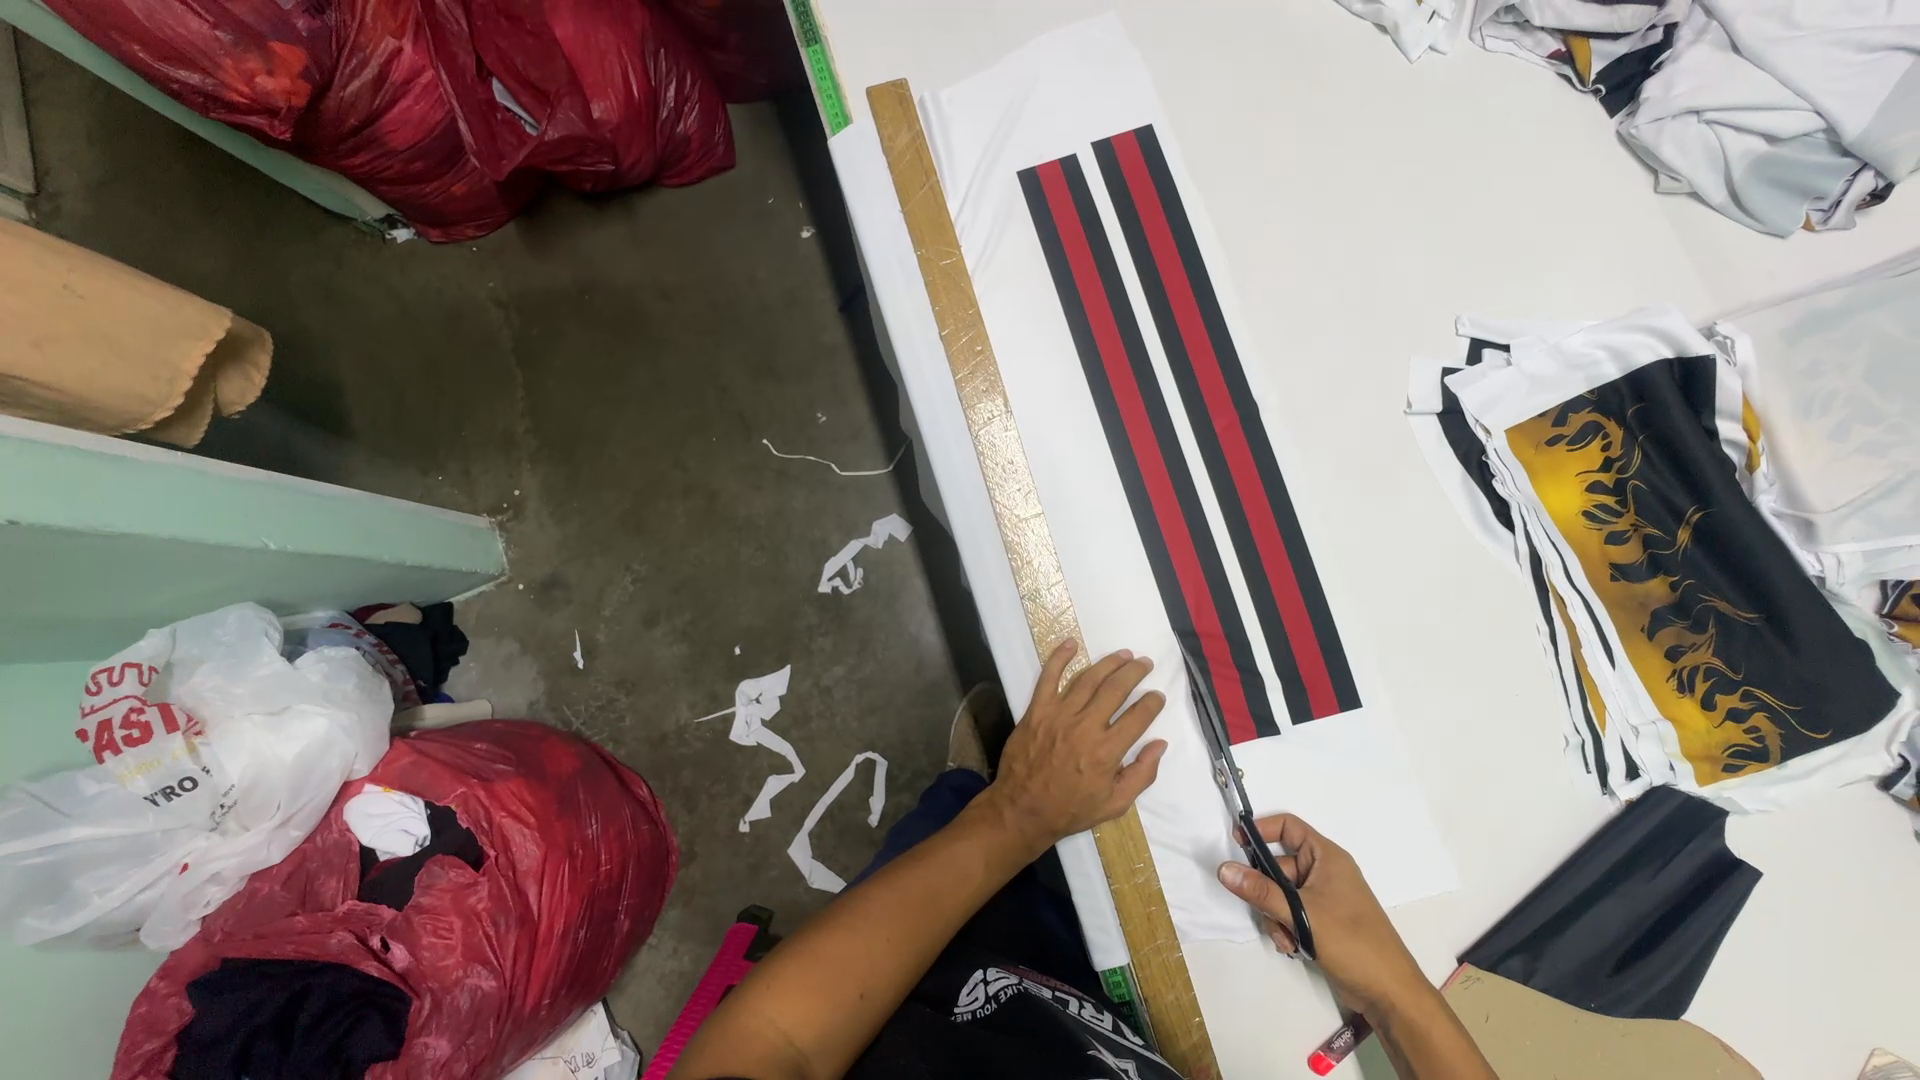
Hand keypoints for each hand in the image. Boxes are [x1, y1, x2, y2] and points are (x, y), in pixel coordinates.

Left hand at [972, 640, 1167, 856]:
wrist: (1023, 809)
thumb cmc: (1070, 809)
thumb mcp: (1115, 804)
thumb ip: (1142, 775)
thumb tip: (1160, 744)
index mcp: (1107, 751)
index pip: (1138, 717)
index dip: (1152, 702)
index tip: (1157, 695)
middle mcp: (1086, 727)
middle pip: (1116, 689)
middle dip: (1135, 672)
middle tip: (1145, 663)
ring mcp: (1059, 715)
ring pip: (1088, 679)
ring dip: (1108, 663)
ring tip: (1123, 654)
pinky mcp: (1037, 710)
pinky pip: (1048, 677)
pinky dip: (1059, 658)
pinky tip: (1071, 643)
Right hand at [1216, 814, 1425, 1017]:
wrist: (1389, 993)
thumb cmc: (1352, 941)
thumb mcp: (1302, 913)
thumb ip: (1260, 891)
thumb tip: (1223, 868)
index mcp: (1326, 857)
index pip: (1288, 827)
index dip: (1261, 830)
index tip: (1236, 843)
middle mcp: (1323, 873)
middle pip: (1278, 865)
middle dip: (1266, 890)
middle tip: (1263, 908)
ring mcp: (1323, 899)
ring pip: (1279, 894)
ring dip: (1275, 915)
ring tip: (1286, 938)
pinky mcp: (1321, 923)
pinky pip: (1289, 914)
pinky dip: (1285, 928)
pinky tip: (1292, 948)